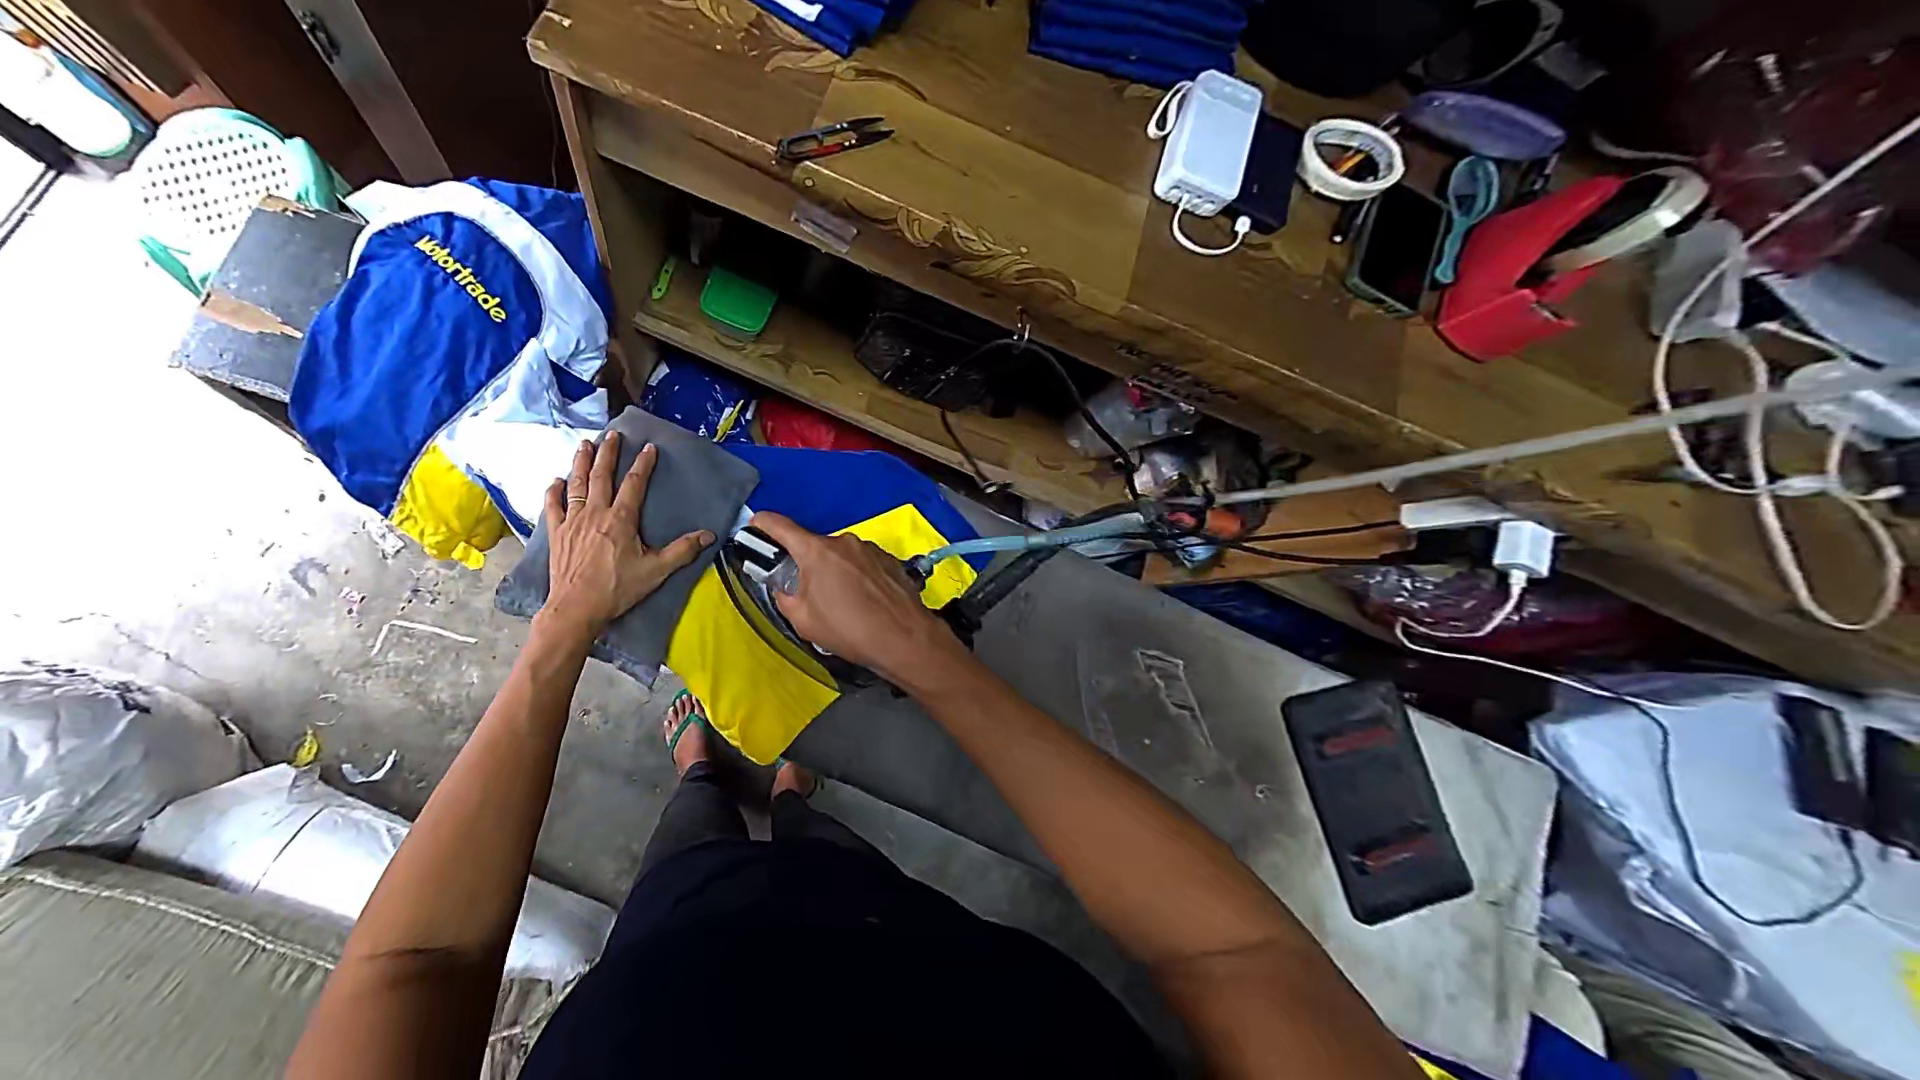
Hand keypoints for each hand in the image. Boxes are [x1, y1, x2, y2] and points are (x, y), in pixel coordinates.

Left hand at [538, 433, 712, 639]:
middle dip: (608, 453)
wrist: (576, 608)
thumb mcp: (657, 570)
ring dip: (581, 463)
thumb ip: (682, 550)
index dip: (643, 464)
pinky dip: (554, 491)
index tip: (648, 448)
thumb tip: (708, 536)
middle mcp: (595, 513)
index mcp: (620, 519)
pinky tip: (556, 481)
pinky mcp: (557, 534)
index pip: (634, 484)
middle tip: (612, 436)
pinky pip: (553, 506)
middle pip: (601, 476)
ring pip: (577, 484)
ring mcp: (573, 522)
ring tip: (584, 445)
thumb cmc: (617, 588)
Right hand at [751, 511, 968, 686]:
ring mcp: (869, 549)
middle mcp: (844, 543)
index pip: (780, 526)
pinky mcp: (888, 559)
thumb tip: (784, 589)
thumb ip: (785, 597)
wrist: (904, 638)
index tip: (756, 523)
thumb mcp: (803, 620)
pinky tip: (863, 603)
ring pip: (841, 557)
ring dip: (836, 575)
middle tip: (811, 595)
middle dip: (808, 567)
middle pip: (814, 548)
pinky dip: (858, 578)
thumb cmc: (852, 631)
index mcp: (816, 552)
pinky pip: (863, 564)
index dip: (763, 524)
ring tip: (844, 606)